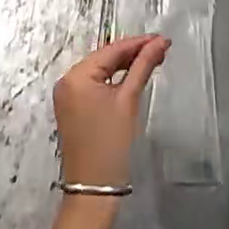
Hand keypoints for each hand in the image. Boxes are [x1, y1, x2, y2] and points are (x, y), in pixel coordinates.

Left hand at [53, 35, 169, 187]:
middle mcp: (67, 81)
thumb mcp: (129, 100)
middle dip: (132, 53)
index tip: (162, 39)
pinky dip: (113, 80)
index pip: (111, 50)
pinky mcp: (72, 108)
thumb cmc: (111, 144)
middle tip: (161, 49)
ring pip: (100, 71)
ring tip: (152, 60)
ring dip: (124, 65)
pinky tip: (132, 77)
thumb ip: (143, 66)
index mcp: (76, 76)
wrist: (94, 189)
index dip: (138, 43)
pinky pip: (94, 84)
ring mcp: (67, 95)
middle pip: (104, 58)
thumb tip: (160, 43)